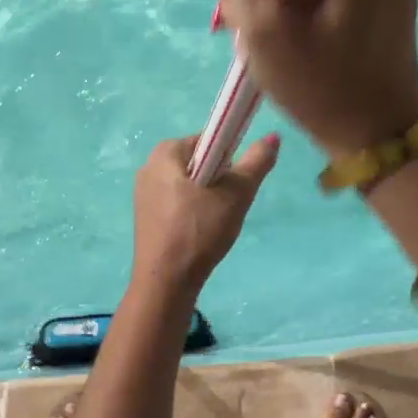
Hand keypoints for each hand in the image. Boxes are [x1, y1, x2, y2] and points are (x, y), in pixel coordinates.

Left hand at [131, 133, 280, 293]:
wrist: (166, 281)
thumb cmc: (200, 229)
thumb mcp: (236, 193)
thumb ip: (257, 162)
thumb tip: (274, 135)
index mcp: (165, 152)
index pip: (209, 140)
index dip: (230, 159)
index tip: (235, 184)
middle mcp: (149, 165)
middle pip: (200, 162)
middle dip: (219, 180)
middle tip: (228, 205)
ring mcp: (143, 192)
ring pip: (190, 184)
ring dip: (207, 198)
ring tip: (214, 222)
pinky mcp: (145, 216)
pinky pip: (177, 202)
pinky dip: (192, 212)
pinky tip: (199, 233)